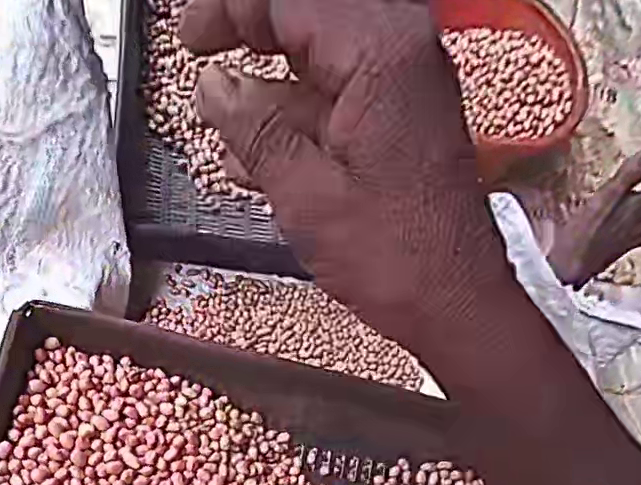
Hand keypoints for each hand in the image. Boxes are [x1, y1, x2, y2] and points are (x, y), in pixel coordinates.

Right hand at [181, 0, 516, 353]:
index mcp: (379, 52)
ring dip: (266, 82)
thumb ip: (257, 131)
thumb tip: (214, 87)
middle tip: (200, 49)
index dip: (232, 10)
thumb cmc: (395, 257)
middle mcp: (399, 52)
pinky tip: (254, 151)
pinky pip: (335, 101)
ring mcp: (402, 88)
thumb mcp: (307, 195)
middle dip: (249, 29)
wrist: (450, 300)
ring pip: (319, 59)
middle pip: (309, 15)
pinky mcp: (398, 125)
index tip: (191, 36)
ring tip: (217, 114)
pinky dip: (293, 118)